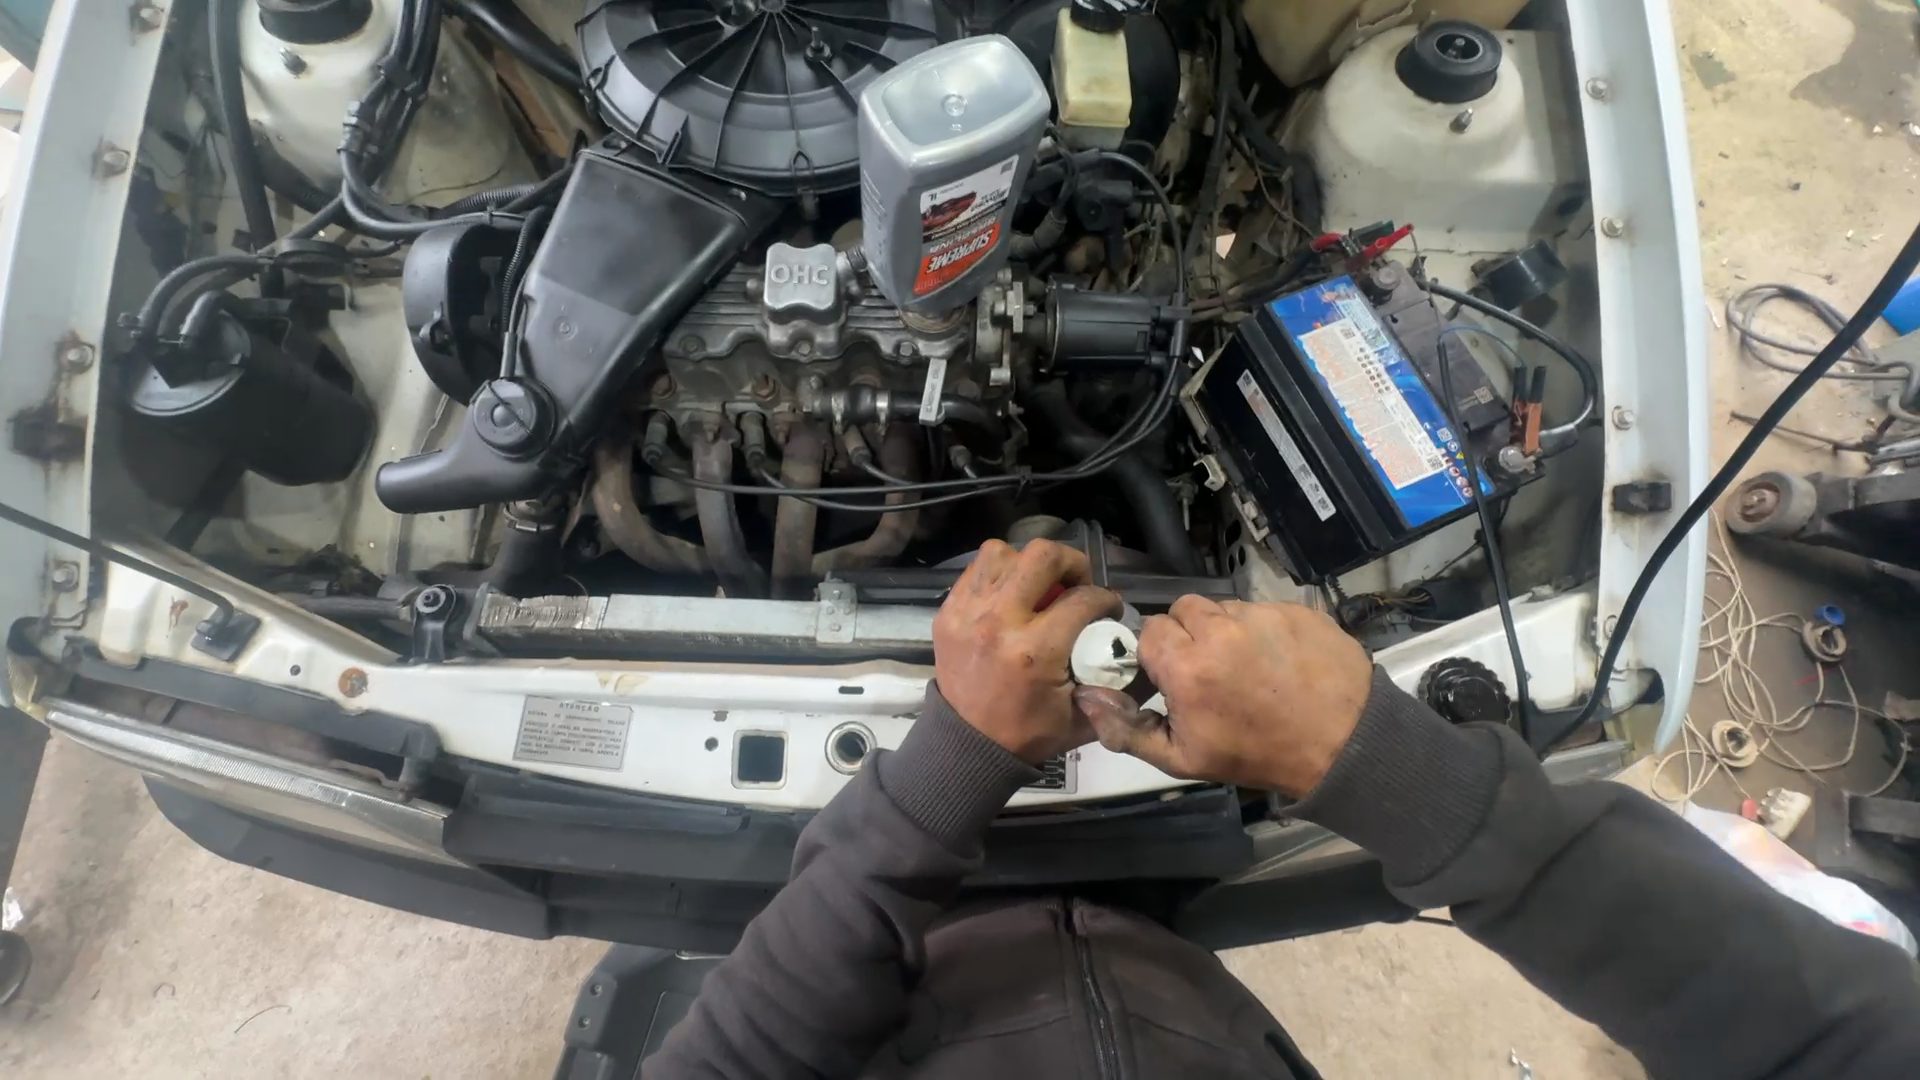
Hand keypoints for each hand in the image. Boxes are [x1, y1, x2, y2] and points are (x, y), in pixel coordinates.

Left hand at [933, 540, 1120, 763]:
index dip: (1106, 599)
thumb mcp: (1082, 716)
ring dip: (1028, 564)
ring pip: (1003, 552)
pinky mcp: (947, 610)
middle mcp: (999, 621)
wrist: (965, 745)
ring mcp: (967, 611)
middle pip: (1042, 556)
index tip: (1109, 607)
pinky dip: (999, 574)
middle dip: (1071, 563)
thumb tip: (1134, 645)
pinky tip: (1011, 595)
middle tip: (1076, 584)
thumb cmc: (1027, 733)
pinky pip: (976, 569)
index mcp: (1035, 650)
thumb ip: (1114, 682)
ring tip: (1039, 587)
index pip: (1083, 599)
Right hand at [1074, 597, 1372, 797]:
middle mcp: (1219, 629)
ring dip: (1223, 630)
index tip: (1174, 676)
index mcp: (1186, 665)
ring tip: (1247, 665)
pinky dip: (1261, 628)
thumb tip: (1086, 696)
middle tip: (1208, 669)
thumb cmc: (1256, 755)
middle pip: (1183, 610)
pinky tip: (1278, 659)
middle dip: (1187, 635)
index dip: (1158, 653)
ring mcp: (1261, 614)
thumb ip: (1126, 728)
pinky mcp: (1295, 608)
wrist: (1346, 747)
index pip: (1150, 630)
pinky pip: (1260, 608)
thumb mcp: (1182, 759)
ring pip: (1222, 607)